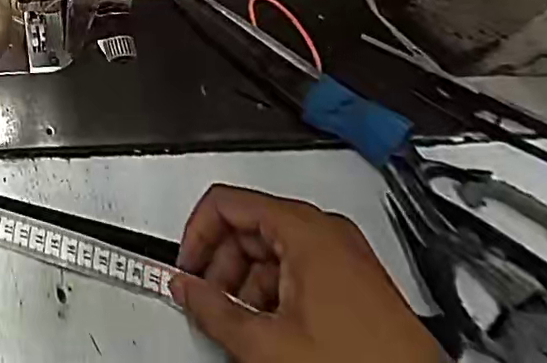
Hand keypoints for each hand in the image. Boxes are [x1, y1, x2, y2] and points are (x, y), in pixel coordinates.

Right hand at [169, 185, 443, 362]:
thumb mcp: (268, 343)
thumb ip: (213, 308)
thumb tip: (185, 287)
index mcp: (303, 227)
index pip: (224, 203)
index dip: (196, 233)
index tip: (186, 263)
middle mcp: (327, 231)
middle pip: (248, 226)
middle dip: (222, 264)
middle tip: (209, 298)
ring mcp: (348, 257)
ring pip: (273, 250)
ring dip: (247, 283)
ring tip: (242, 323)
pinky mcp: (361, 284)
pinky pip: (299, 269)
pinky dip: (276, 293)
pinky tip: (274, 330)